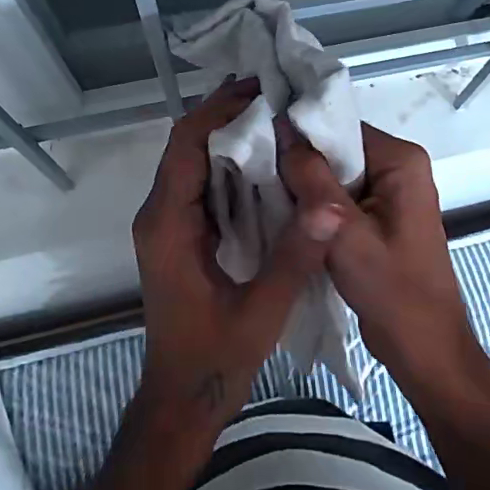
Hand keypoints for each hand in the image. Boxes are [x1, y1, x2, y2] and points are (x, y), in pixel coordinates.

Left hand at [132, 77, 336, 430]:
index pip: (187, 145)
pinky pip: (200, 182)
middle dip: (226, 113)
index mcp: (170, 224)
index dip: (220, 110)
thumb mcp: (262, 311)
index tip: (262, 90)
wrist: (181, 399)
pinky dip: (229, 161)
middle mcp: (160, 214)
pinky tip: (266, 161)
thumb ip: (294, 258)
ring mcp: (167, 224)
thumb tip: (329, 205)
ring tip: (277, 116)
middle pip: (186, 144)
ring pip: (192, 160)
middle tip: (277, 94)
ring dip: (228, 133)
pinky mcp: (179, 234)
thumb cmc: (214, 358)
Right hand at [278, 123, 480, 390]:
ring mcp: (388, 192)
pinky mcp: (376, 216)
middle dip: (299, 160)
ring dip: (303, 184)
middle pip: (336, 148)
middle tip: (253, 168)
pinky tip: (283, 211)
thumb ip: (312, 180)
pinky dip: (314, 204)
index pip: (340, 127)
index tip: (258, 142)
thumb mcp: (344, 232)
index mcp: (401, 160)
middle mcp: (397, 166)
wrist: (423, 347)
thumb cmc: (392, 290)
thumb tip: (281, 131)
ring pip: (334, 173)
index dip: (300, 134)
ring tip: (261, 188)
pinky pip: (339, 196)